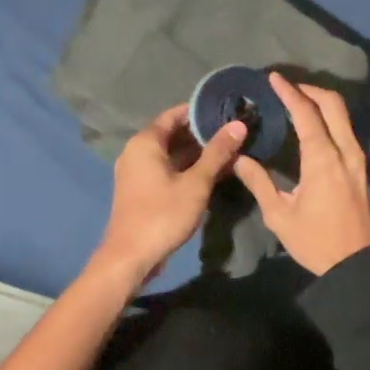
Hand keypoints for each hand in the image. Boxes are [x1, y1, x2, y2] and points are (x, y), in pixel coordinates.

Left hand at [93, 104, 246, 283]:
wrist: (131, 256)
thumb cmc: (163, 215)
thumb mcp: (196, 183)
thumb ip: (217, 153)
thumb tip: (238, 125)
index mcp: (145, 142)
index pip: (174, 115)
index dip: (200, 112)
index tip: (227, 112)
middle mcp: (136, 152)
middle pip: (172, 134)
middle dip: (202, 135)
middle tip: (233, 134)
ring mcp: (136, 172)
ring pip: (170, 155)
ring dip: (196, 154)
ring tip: (228, 153)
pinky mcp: (140, 190)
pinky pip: (165, 171)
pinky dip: (185, 170)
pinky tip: (210, 175)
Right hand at [233, 72, 369, 274]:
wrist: (357, 265)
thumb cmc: (315, 241)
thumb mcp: (280, 215)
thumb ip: (259, 182)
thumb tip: (238, 158)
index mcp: (323, 159)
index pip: (306, 114)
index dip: (290, 93)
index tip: (274, 79)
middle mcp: (345, 151)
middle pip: (333, 105)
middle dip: (310, 90)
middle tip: (287, 87)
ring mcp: (358, 160)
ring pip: (343, 117)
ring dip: (321, 104)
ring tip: (297, 103)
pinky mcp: (361, 170)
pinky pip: (345, 132)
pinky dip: (329, 120)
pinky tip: (313, 128)